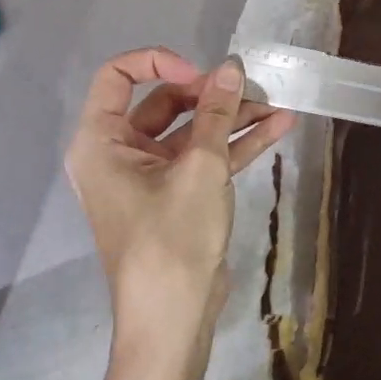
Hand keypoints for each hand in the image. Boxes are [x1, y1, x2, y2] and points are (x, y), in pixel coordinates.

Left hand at [63, 48, 296, 314]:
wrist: (174, 316)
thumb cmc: (172, 237)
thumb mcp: (200, 167)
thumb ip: (216, 112)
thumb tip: (232, 66)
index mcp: (101, 142)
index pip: (118, 77)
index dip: (160, 63)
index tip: (201, 75)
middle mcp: (119, 154)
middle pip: (164, 103)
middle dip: (212, 95)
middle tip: (253, 90)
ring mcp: (149, 177)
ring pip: (191, 131)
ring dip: (232, 118)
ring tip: (278, 105)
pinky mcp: (176, 197)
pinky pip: (203, 158)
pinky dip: (235, 145)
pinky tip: (276, 129)